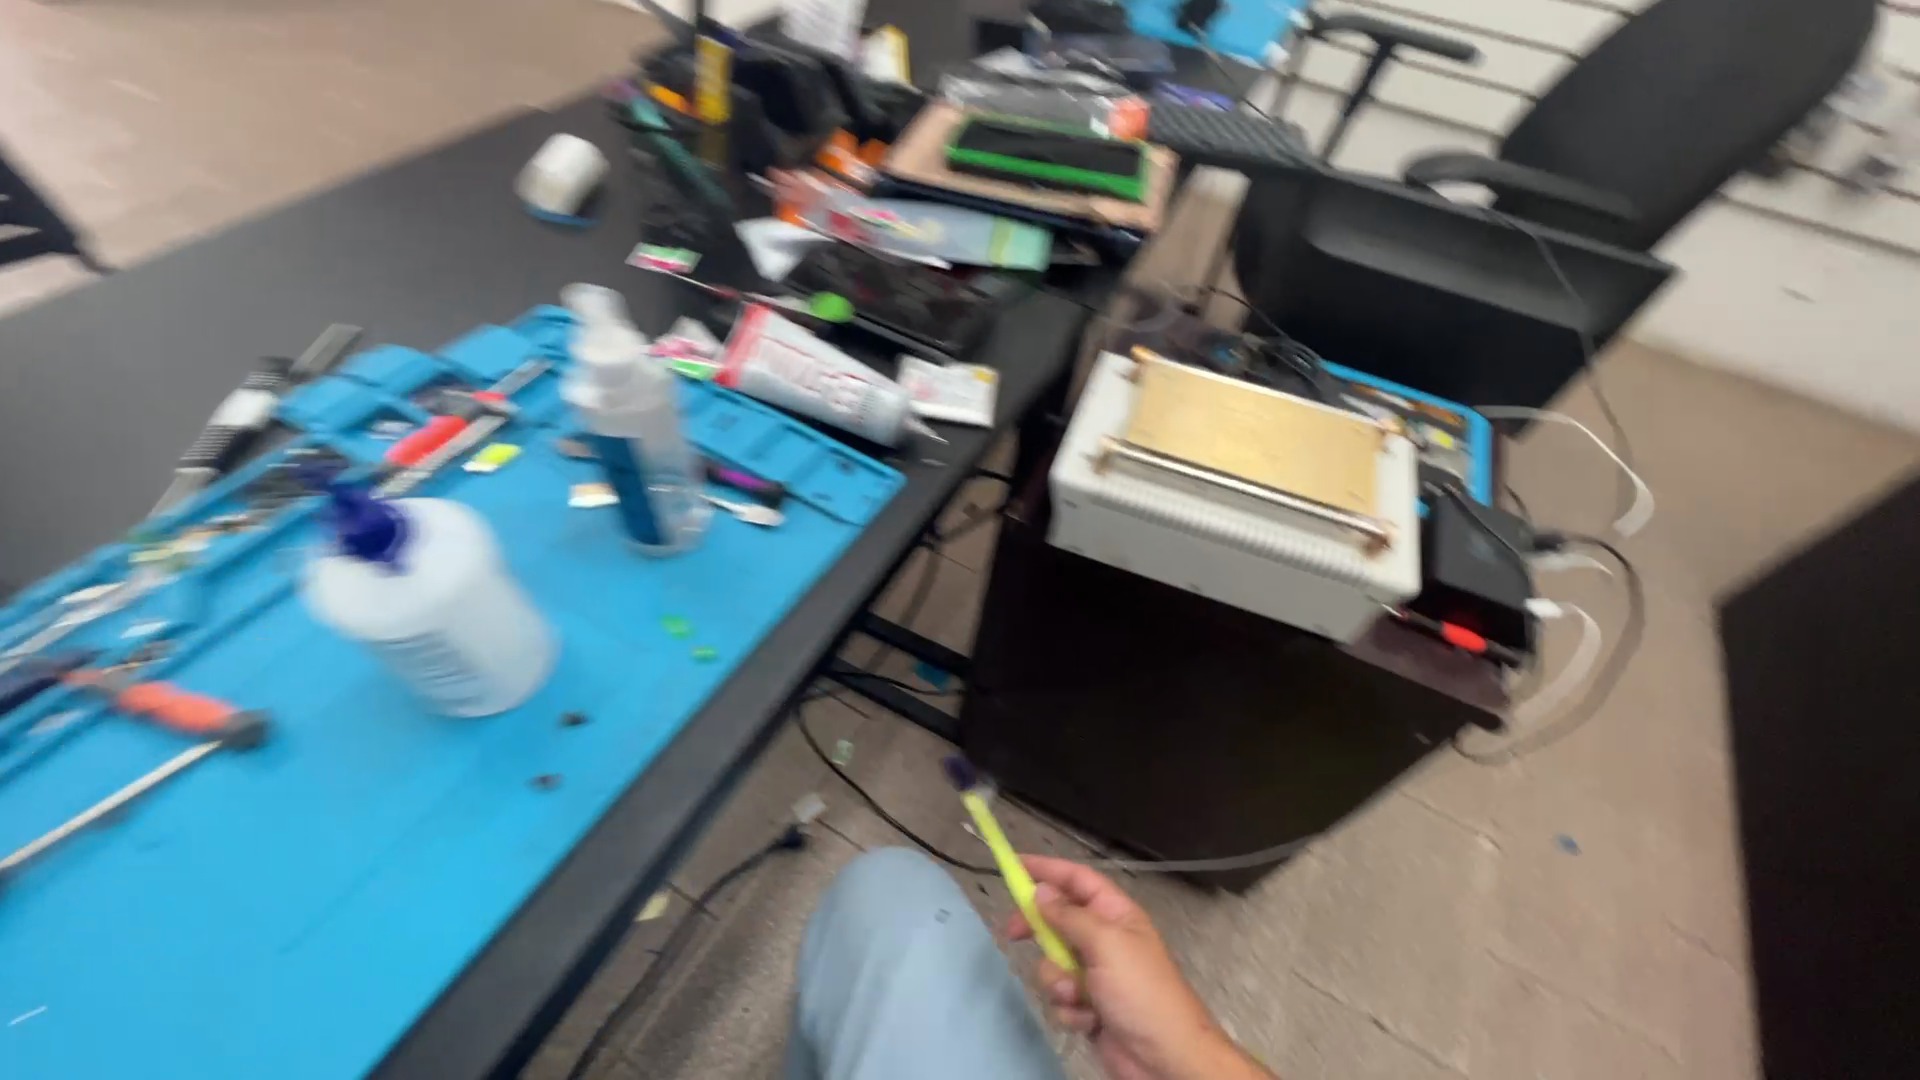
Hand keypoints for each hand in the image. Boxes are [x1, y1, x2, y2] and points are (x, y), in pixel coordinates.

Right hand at [1006, 856, 1274, 1079]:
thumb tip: (1040, 890)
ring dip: (1059, 980)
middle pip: (1058, 919)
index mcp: (1115, 914)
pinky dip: (1070, 1009)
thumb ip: (1069, 915)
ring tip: (1078, 995)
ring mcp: (1095, 974)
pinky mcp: (1088, 1006)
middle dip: (1038, 929)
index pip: (1076, 880)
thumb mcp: (1105, 943)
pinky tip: (1090, 1020)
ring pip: (1053, 963)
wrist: (1165, 1060)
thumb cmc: (1140, 991)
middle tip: (1014, 932)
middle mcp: (1103, 939)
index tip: (1015, 864)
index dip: (1047, 869)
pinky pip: (1061, 997)